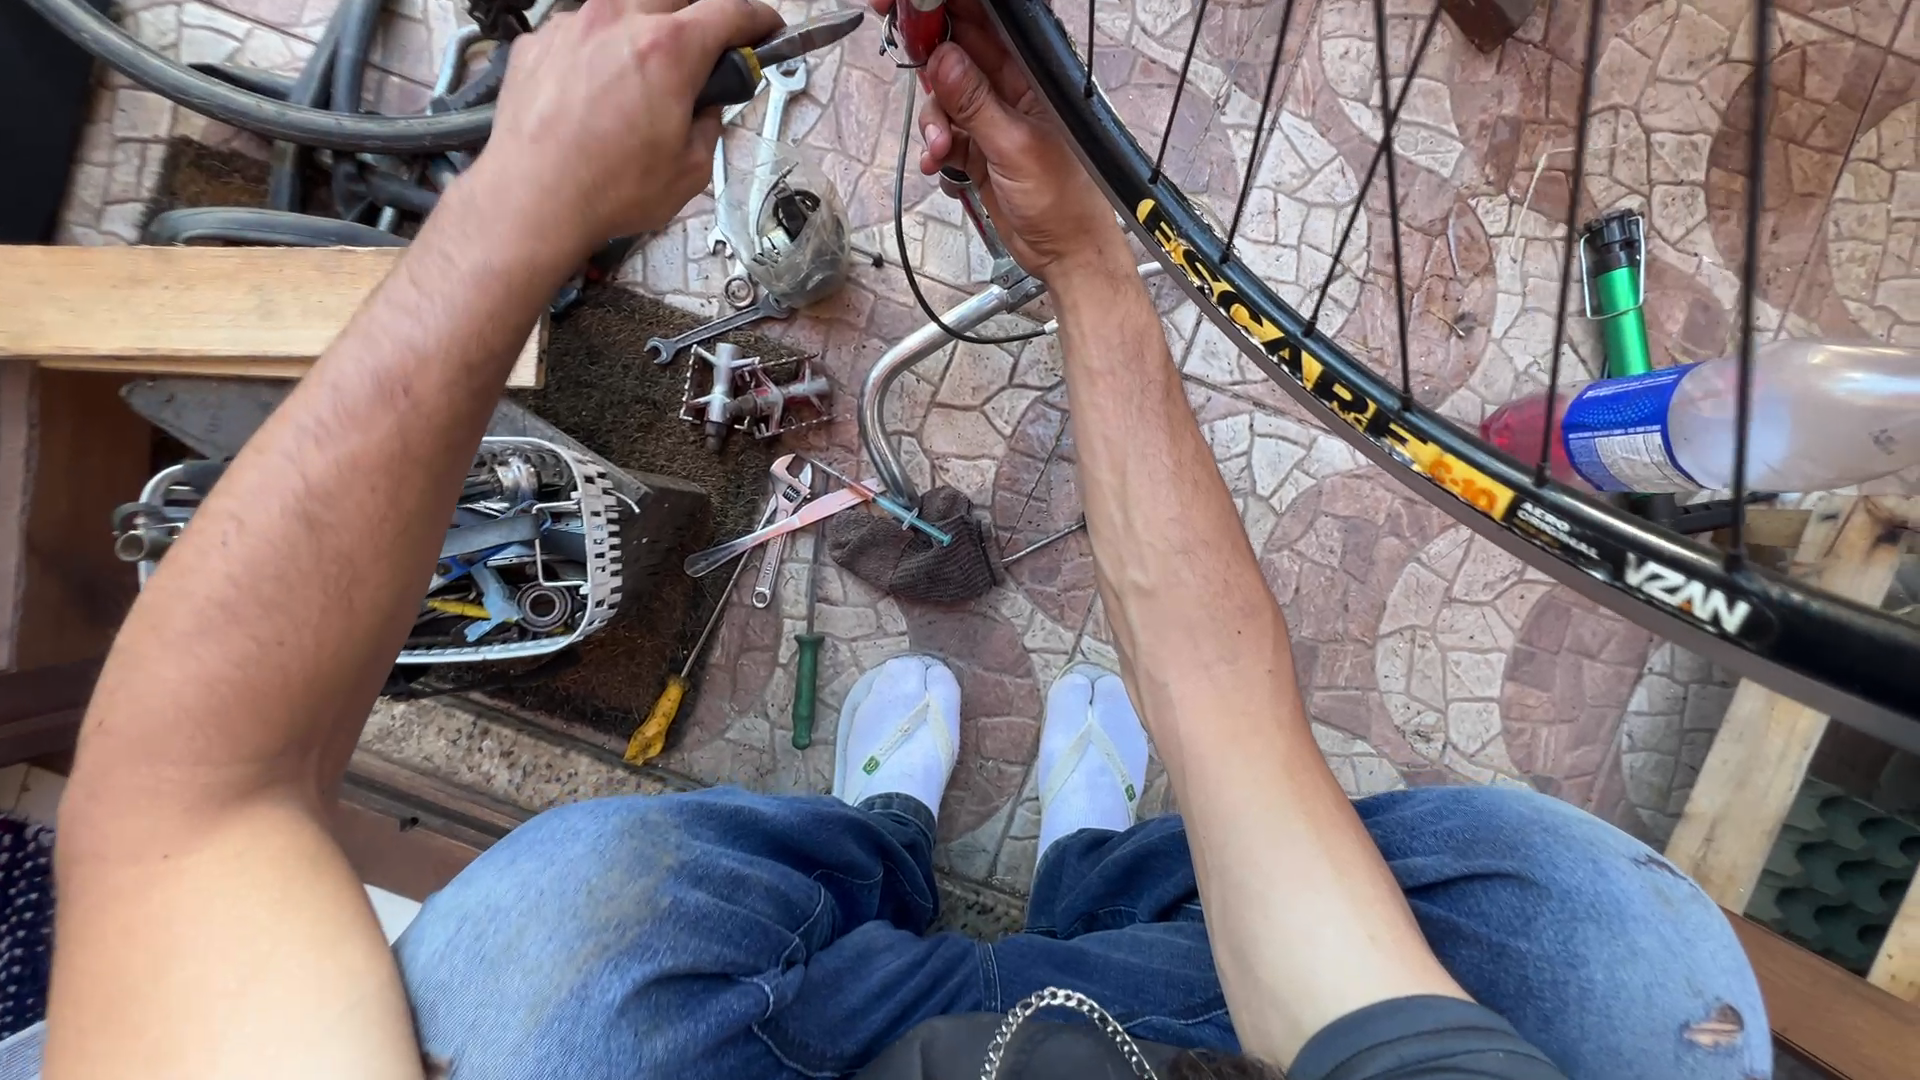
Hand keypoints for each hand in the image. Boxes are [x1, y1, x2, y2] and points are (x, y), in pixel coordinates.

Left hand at [473, 0, 783, 256]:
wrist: (536, 198)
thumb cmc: (609, 188)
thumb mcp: (691, 170)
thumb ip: (709, 124)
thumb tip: (707, 106)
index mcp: (667, 52)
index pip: (728, 12)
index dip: (756, 19)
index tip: (767, 26)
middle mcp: (617, 21)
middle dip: (702, 19)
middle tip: (712, 53)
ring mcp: (573, 25)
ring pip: (626, 7)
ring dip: (650, 29)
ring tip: (652, 75)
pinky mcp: (541, 42)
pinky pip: (585, 29)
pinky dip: (605, 49)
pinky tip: (605, 91)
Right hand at [873, 0, 1125, 279]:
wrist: (1065, 255)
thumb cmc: (1061, 201)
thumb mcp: (1014, 147)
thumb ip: (975, 103)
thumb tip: (941, 58)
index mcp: (1031, 76)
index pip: (987, 25)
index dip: (948, 14)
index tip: (910, 12)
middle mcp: (1011, 92)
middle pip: (958, 58)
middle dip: (932, 70)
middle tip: (919, 81)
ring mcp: (993, 124)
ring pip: (946, 103)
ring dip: (933, 124)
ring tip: (939, 152)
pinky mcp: (979, 155)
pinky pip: (946, 140)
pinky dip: (936, 152)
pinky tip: (939, 169)